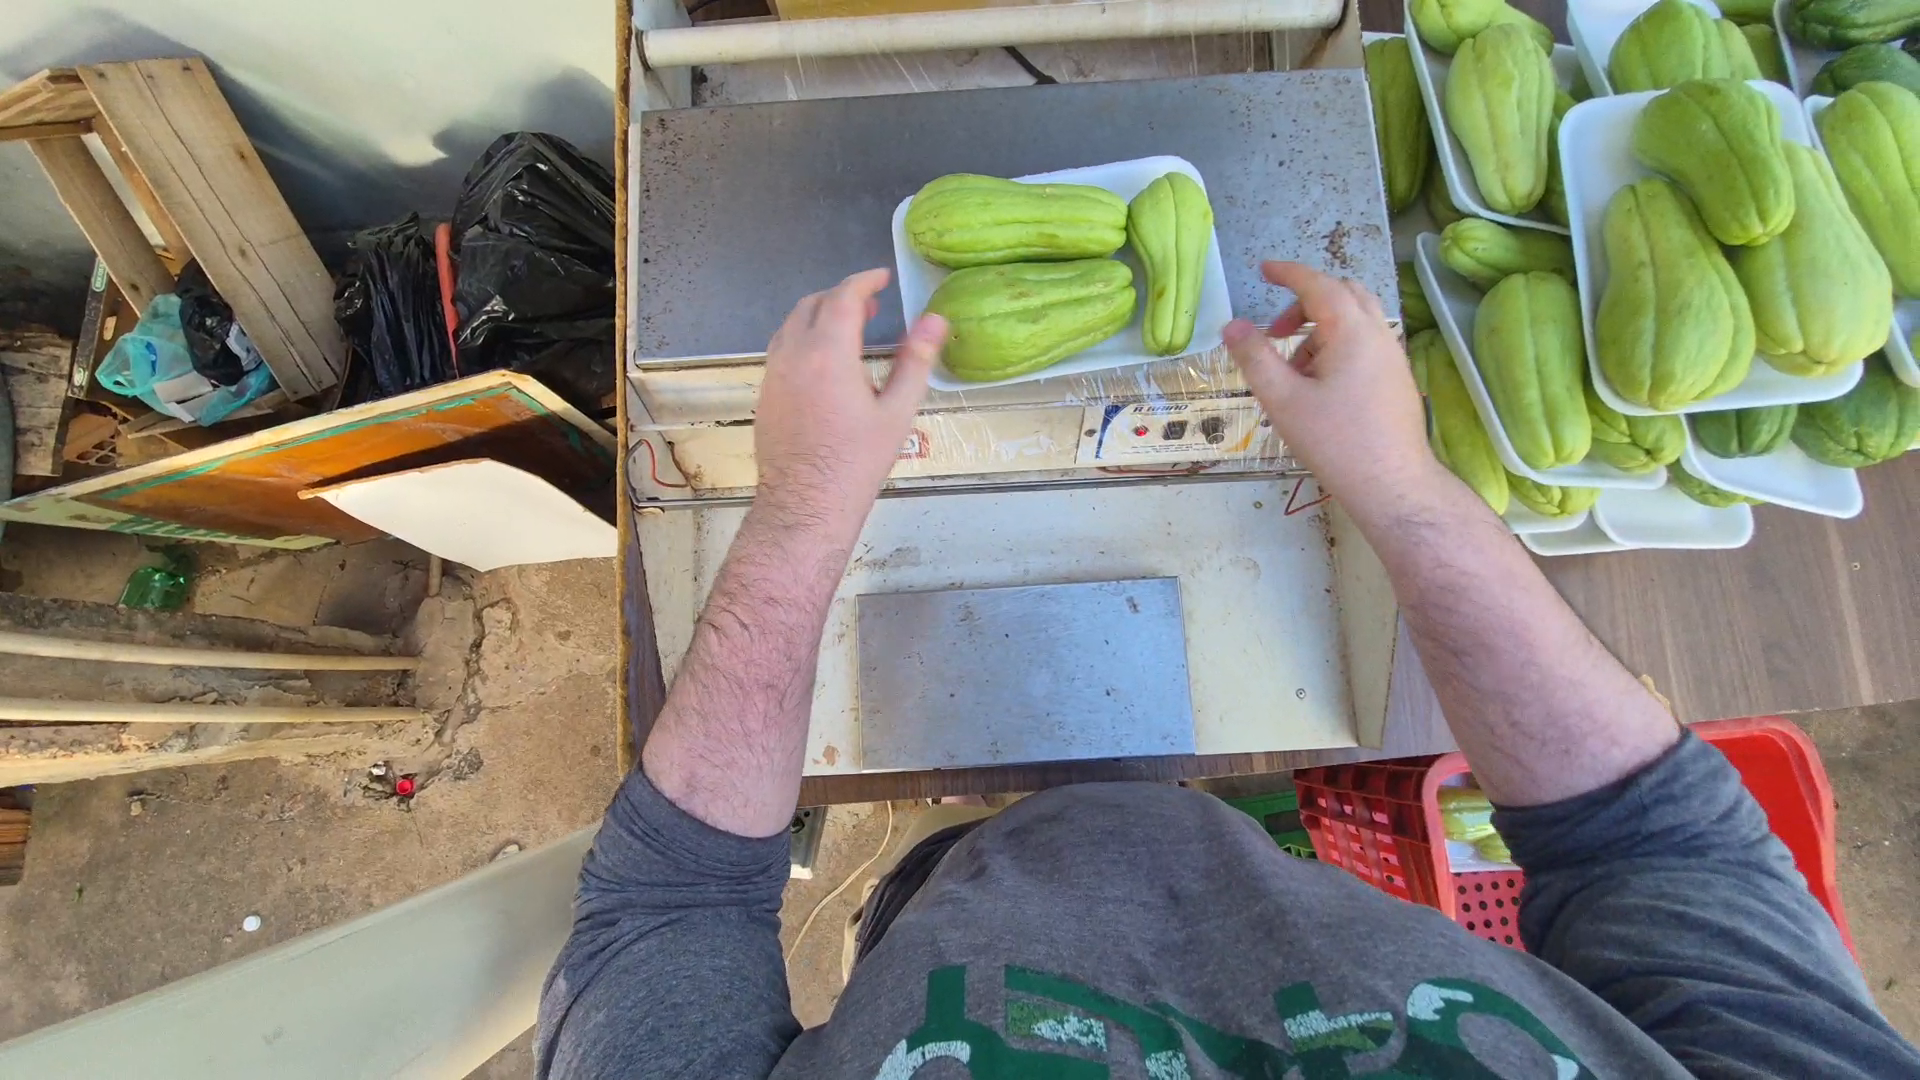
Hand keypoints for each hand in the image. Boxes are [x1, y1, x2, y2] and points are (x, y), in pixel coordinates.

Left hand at [754, 267, 946, 532]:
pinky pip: (781, 349)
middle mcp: (793, 354)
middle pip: (812, 305)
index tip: (882, 277)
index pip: (844, 297)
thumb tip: (935, 319)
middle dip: (841, 296)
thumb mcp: (897, 412)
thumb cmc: (858, 462)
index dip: (864, 281)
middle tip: (869, 305)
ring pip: (791, 325)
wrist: (807, 504)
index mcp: (828, 353)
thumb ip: (915, 361)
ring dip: (819, 315)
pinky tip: (823, 362)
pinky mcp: (765, 394)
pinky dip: (803, 338)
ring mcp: (773, 374)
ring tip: (847, 329)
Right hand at [1223, 261, 1435, 516]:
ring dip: (1318, 327)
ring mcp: (1391, 355)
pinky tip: (1316, 386)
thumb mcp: (1282, 399)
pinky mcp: (1395, 377)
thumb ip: (1254, 357)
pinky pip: (1362, 342)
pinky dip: (1334, 345)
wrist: (1390, 481)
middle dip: (1303, 301)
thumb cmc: (1333, 440)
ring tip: (1290, 368)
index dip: (1288, 273)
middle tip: (1273, 332)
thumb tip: (1231, 325)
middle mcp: (1377, 333)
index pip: (1317, 285)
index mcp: (1350, 330)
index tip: (1263, 269)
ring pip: (1354, 319)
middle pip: (1341, 294)